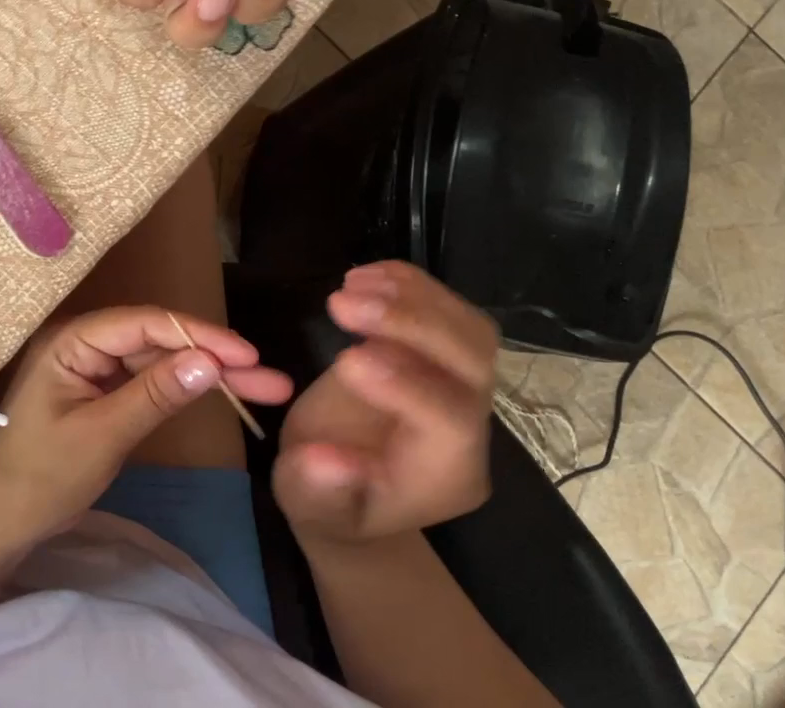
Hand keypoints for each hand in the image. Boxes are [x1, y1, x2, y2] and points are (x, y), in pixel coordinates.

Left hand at [0, 306, 292, 545]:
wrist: (5, 517)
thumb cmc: (44, 474)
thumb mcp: (104, 434)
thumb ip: (155, 394)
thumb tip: (209, 361)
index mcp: (69, 342)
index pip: (141, 324)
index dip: (197, 335)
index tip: (248, 355)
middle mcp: (80, 344)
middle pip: (155, 340)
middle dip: (212, 357)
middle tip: (272, 379)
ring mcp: (90, 368)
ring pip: (156, 360)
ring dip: (204, 373)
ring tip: (265, 390)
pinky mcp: (99, 391)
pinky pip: (145, 381)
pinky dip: (181, 389)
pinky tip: (220, 394)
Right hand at [272, 262, 497, 545]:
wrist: (351, 495)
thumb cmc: (331, 508)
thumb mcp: (312, 509)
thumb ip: (319, 490)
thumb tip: (323, 458)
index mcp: (445, 471)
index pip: (451, 420)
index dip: (409, 385)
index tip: (347, 359)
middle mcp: (468, 426)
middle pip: (472, 363)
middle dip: (414, 324)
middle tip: (342, 301)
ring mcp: (457, 386)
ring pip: (469, 331)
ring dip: (414, 297)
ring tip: (351, 281)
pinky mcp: (434, 357)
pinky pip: (447, 313)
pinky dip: (411, 285)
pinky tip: (364, 275)